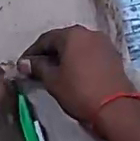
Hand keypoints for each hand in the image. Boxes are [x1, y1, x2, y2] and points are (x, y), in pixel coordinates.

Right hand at [18, 25, 139, 132]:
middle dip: (49, 53)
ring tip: (54, 72)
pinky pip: (90, 53)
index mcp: (72, 34)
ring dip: (65, 57)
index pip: (46, 39)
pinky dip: (79, 60)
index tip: (23, 65)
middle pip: (63, 40)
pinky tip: (73, 74)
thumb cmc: (80, 91)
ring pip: (78, 46)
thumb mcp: (53, 80)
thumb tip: (24, 63)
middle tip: (37, 69)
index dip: (32, 53)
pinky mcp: (113, 55)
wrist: (116, 107)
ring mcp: (104, 43)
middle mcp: (89, 33)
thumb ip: (38, 67)